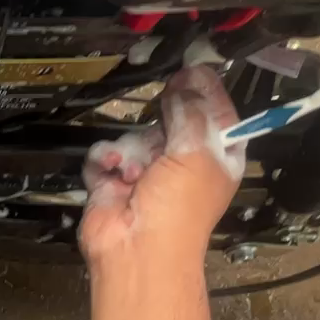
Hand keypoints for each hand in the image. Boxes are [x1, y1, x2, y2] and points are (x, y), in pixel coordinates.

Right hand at [80, 65, 244, 265]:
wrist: (135, 249)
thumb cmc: (178, 210)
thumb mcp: (199, 151)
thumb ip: (191, 111)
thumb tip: (185, 81)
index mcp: (215, 153)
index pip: (214, 108)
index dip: (203, 88)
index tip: (190, 70)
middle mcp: (180, 159)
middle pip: (167, 118)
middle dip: (159, 124)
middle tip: (160, 130)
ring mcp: (143, 170)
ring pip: (132, 133)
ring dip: (130, 149)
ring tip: (134, 170)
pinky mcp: (109, 181)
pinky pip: (103, 154)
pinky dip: (105, 161)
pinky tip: (113, 173)